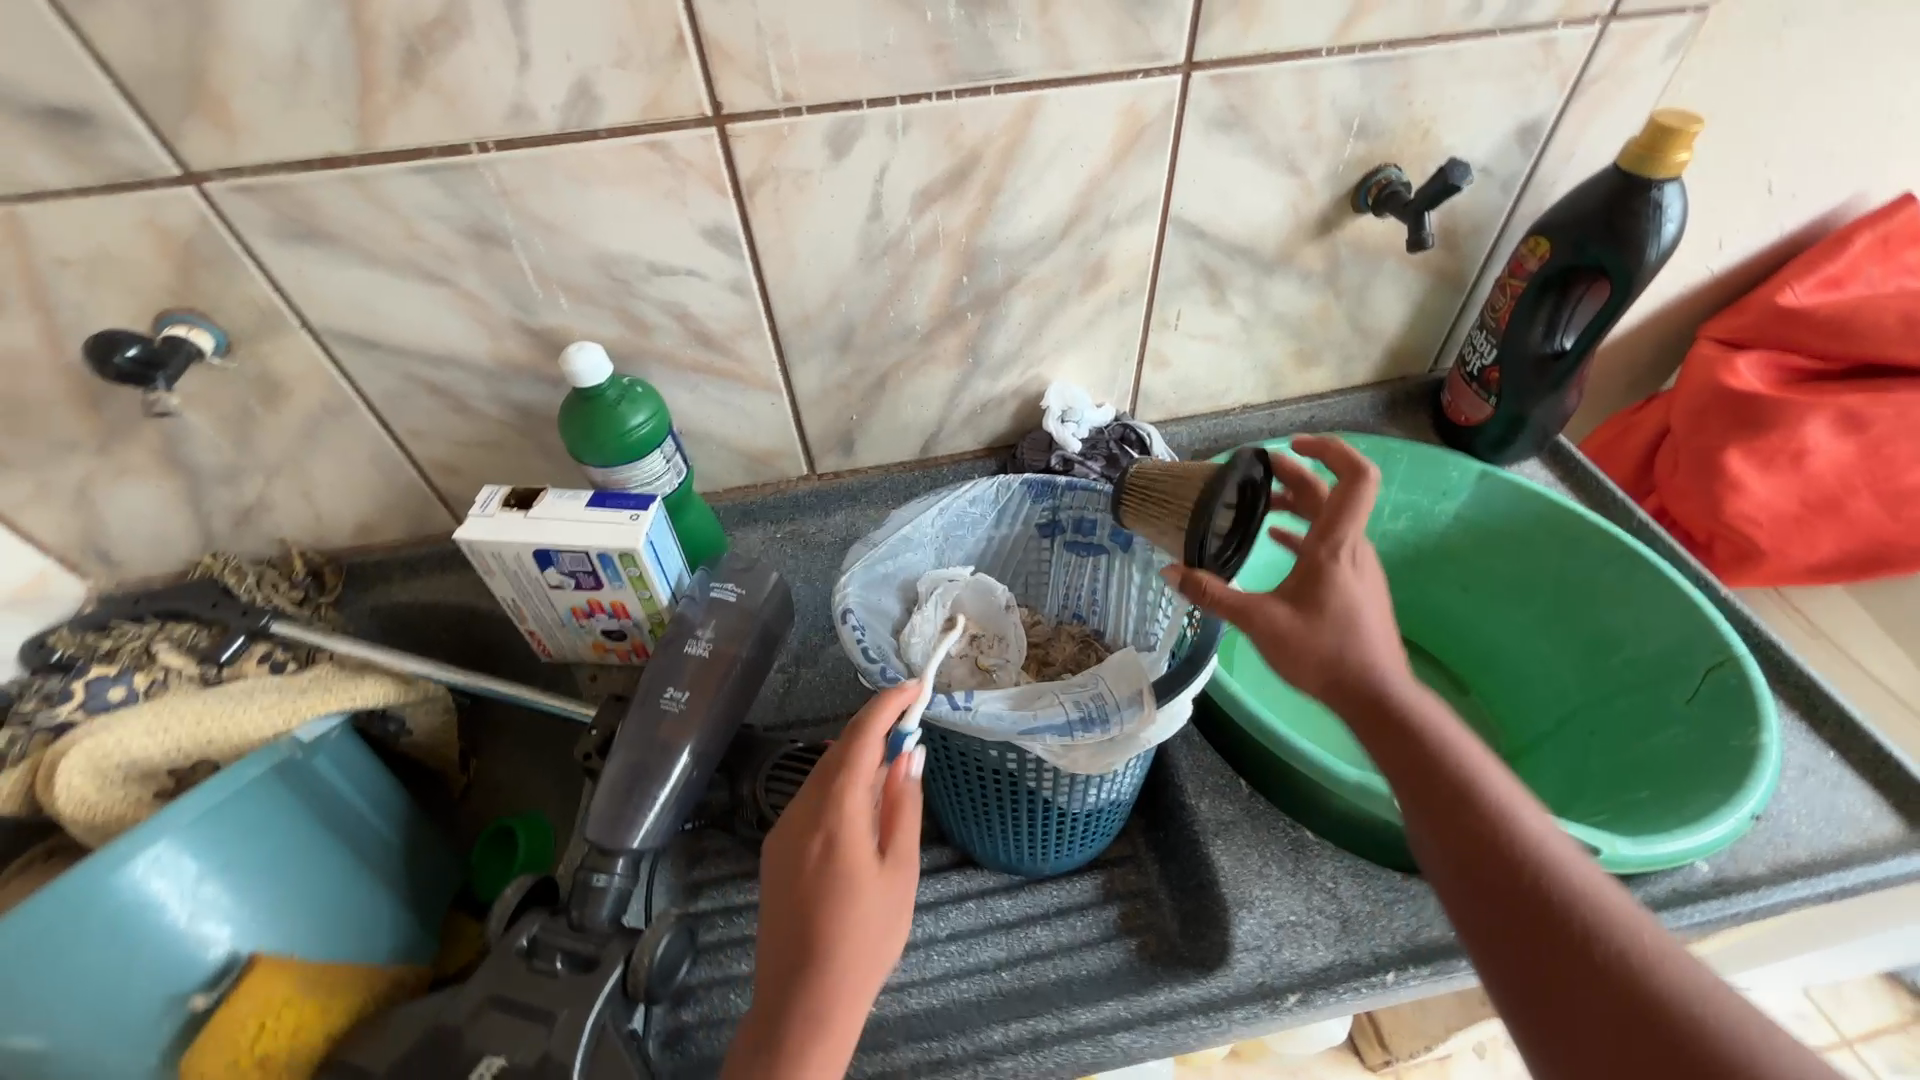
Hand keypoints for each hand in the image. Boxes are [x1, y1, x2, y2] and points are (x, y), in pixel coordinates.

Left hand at [723, 682, 925, 1078]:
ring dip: (857, 762)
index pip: (860, 736)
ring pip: (822, 775)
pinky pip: (810, 801)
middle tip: (911, 730)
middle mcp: (800, 809)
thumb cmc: (865, 939)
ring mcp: (782, 829)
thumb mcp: (900, 871)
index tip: (914, 687)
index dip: (887, 704)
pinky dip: (839, 788)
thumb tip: (910, 754)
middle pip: (839, 751)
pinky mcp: (774, 850)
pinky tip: (860, 809)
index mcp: (835, 811)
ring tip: (892, 772)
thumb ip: (903, 805)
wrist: (801, 1000)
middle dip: (874, 732)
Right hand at [1163, 435, 1413, 714]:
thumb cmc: (1323, 653)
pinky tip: (1277, 541)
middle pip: (1331, 493)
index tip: (1290, 446)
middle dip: (1294, 474)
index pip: (1354, 477)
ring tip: (1259, 504)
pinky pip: (1329, 542)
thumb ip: (1214, 595)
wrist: (1375, 696)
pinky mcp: (1354, 585)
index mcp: (1334, 545)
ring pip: (1330, 518)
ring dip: (1298, 503)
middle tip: (1255, 471)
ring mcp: (1357, 566)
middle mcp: (1351, 546)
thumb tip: (1170, 572)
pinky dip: (1303, 532)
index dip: (1329, 450)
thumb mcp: (1259, 623)